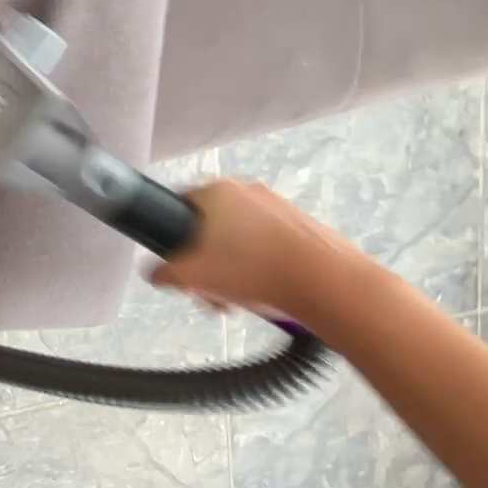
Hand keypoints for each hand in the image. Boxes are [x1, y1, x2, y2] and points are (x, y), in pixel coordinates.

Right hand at [148, 179, 374, 322]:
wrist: (329, 285)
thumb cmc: (250, 272)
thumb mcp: (188, 278)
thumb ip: (161, 274)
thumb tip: (158, 274)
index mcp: (216, 191)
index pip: (177, 206)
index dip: (171, 237)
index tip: (180, 263)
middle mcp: (248, 190)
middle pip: (209, 226)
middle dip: (204, 259)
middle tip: (208, 289)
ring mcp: (281, 206)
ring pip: (239, 237)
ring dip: (231, 266)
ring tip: (237, 297)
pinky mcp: (307, 225)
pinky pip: (269, 243)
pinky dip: (261, 264)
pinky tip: (265, 291)